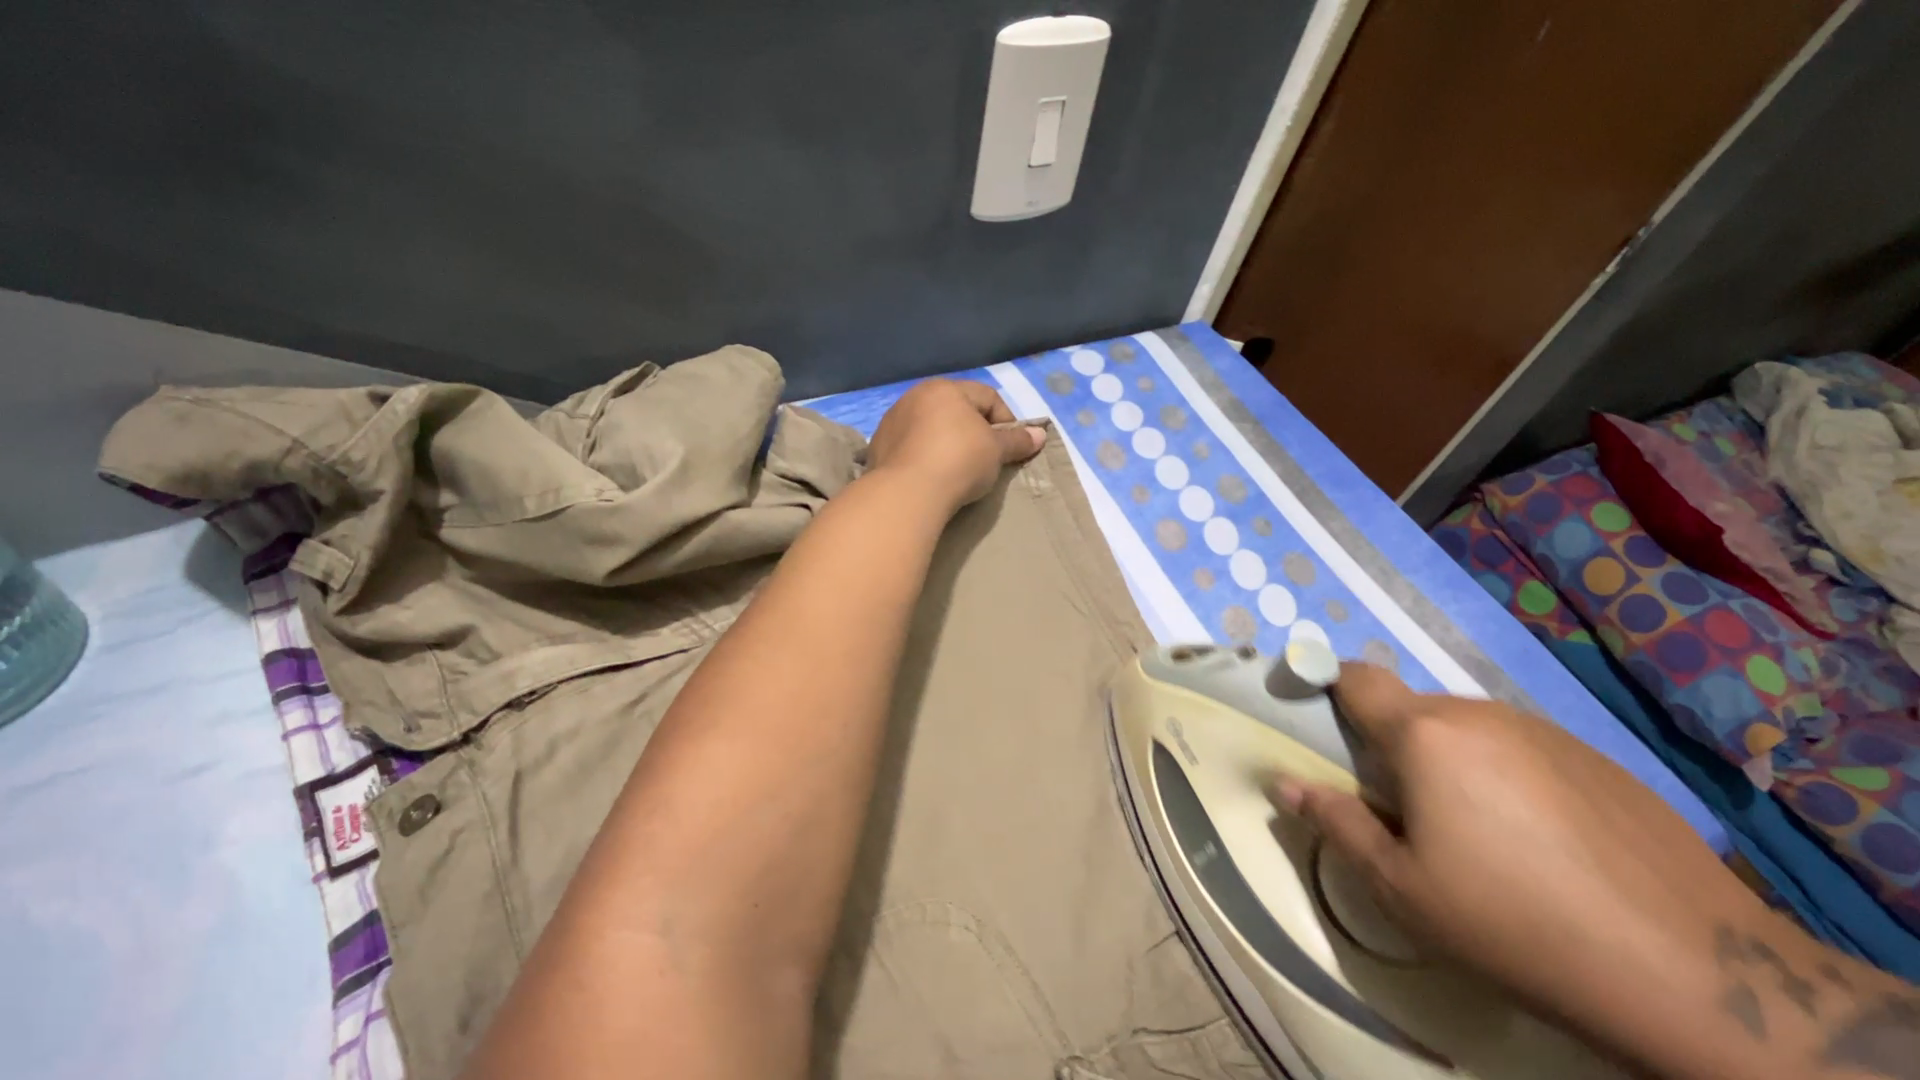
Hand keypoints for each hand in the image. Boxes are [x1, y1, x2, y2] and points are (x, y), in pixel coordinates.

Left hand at [865, 380, 1046, 510]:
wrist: (907, 493)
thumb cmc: (959, 462)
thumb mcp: (996, 452)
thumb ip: (1017, 440)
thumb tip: (1040, 434)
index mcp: (945, 389)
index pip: (987, 397)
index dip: (1006, 421)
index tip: (1012, 447)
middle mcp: (915, 396)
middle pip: (955, 409)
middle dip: (974, 431)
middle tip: (986, 459)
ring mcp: (892, 421)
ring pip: (929, 427)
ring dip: (946, 442)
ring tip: (957, 470)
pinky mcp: (877, 447)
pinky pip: (910, 446)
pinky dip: (923, 456)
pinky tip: (931, 477)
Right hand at [1272, 664, 1773, 1057]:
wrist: (1685, 966)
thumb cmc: (1510, 922)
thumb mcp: (1400, 888)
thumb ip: (1337, 824)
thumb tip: (1286, 784)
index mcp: (1426, 735)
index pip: (1358, 678)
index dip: (1327, 685)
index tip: (1317, 722)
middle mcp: (1484, 714)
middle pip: (1415, 711)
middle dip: (1395, 747)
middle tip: (1403, 815)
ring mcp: (1549, 732)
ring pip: (1472, 732)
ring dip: (1452, 765)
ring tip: (1475, 838)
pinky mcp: (1599, 759)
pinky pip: (1524, 752)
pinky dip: (1507, 780)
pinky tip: (1537, 845)